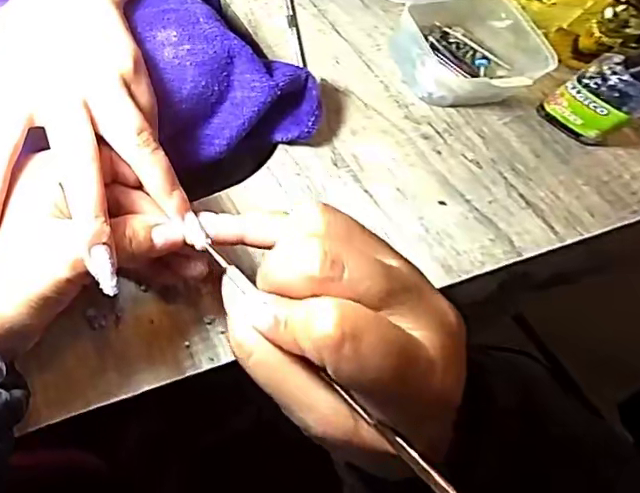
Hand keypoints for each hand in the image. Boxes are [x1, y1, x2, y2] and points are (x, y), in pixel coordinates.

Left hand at [0, 0, 200, 291]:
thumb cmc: (17, 30)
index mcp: (14, 91)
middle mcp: (61, 93)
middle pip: (77, 162)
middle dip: (89, 218)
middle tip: (96, 269)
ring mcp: (103, 86)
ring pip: (134, 147)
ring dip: (156, 196)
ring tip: (179, 239)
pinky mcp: (134, 79)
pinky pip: (149, 128)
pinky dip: (166, 166)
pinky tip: (181, 202)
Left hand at [0, 150, 222, 355]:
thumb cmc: (10, 283)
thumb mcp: (67, 259)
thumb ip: (122, 241)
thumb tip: (177, 233)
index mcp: (48, 167)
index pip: (113, 168)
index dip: (152, 196)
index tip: (187, 224)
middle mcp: (58, 181)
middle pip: (122, 194)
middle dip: (160, 224)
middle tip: (198, 252)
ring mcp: (65, 211)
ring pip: (122, 219)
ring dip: (157, 244)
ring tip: (193, 269)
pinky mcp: (71, 239)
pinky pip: (114, 239)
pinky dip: (141, 256)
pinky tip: (171, 272)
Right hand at [213, 205, 465, 476]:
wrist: (416, 398)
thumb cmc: (376, 418)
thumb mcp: (327, 425)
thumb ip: (274, 367)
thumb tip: (239, 308)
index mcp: (414, 368)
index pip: (336, 325)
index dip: (283, 321)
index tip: (260, 327)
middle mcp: (412, 304)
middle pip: (319, 260)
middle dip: (275, 284)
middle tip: (271, 314)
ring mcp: (393, 264)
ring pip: (312, 228)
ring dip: (276, 258)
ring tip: (279, 290)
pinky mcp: (366, 238)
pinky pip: (306, 213)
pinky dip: (256, 223)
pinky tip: (223, 230)